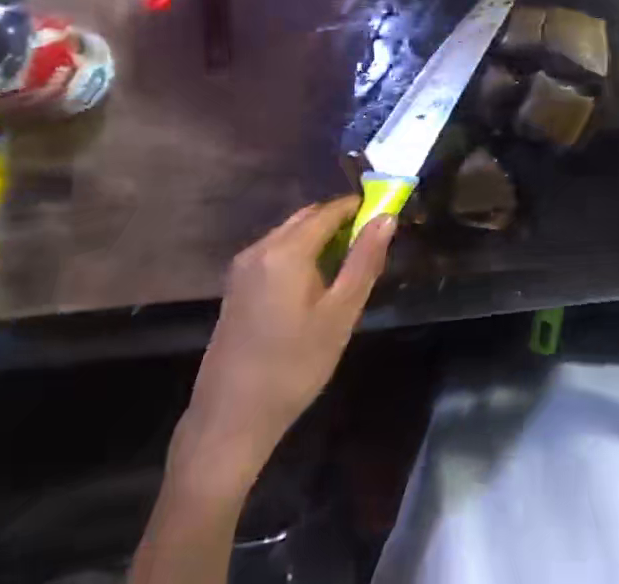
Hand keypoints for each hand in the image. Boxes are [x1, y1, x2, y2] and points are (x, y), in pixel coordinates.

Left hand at [171, 197, 396, 495]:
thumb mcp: (339, 316)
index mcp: (285, 250)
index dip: (354, 208)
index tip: (381, 212)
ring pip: (286, 235)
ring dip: (316, 238)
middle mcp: (259, 247)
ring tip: (346, 261)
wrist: (232, 411)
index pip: (326, 212)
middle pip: (303, 220)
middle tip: (368, 238)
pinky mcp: (235, 284)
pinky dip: (297, 253)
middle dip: (336, 221)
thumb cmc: (295, 366)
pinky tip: (312, 281)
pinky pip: (272, 253)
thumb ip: (363, 263)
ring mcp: (242, 265)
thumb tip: (386, 220)